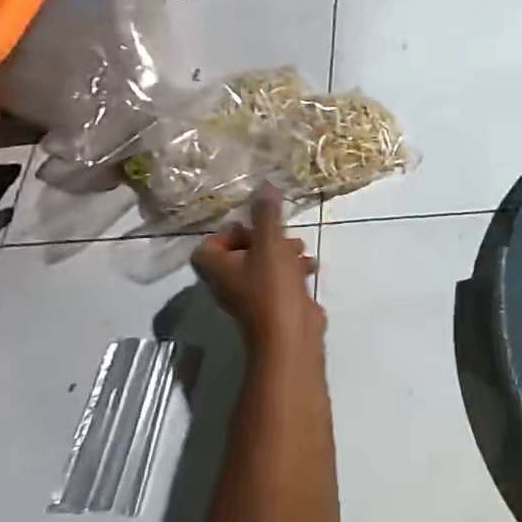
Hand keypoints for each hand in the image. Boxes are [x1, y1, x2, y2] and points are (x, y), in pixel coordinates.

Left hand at [191, 185, 324, 360]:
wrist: (289, 335)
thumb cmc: (272, 287)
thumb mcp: (270, 244)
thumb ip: (267, 215)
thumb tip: (264, 185)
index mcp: (216, 267)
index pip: (210, 243)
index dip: (230, 232)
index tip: (254, 226)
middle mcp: (227, 282)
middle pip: (239, 252)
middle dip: (265, 239)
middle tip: (282, 235)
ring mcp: (250, 297)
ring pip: (262, 265)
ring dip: (282, 253)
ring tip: (302, 249)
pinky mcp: (272, 306)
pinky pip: (278, 281)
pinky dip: (292, 271)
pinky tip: (311, 268)